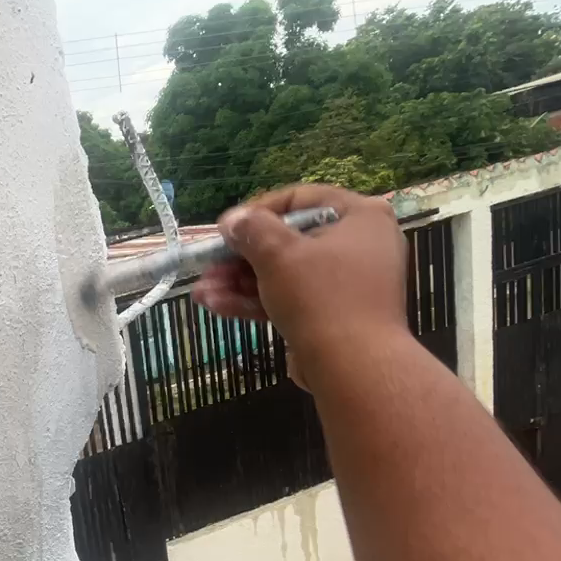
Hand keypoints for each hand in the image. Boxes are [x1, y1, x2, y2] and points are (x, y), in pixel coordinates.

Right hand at [193, 185, 407, 391]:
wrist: (352, 361)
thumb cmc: (321, 296)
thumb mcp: (280, 255)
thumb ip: (252, 231)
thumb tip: (232, 218)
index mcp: (359, 216)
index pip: (300, 199)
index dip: (257, 211)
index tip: (225, 229)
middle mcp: (355, 243)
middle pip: (286, 241)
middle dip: (238, 258)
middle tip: (207, 268)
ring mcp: (341, 281)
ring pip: (280, 274)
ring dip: (237, 283)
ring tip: (201, 292)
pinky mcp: (326, 312)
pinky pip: (285, 297)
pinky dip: (252, 300)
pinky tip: (215, 305)